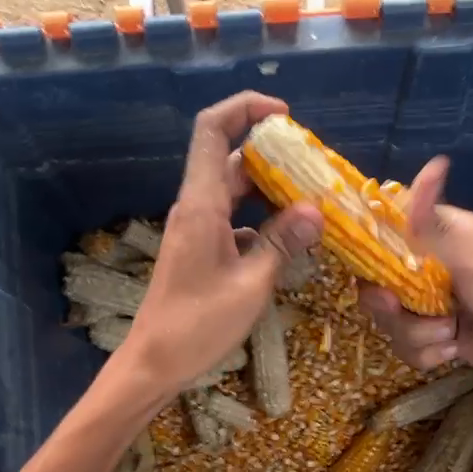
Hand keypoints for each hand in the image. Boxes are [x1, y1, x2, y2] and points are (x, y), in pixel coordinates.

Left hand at [117, 91, 321, 393]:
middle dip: (271, 153)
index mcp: (202, 205)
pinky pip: (233, 222)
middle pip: (230, 158)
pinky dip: (260, 222)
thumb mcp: (251, 285)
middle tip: (314, 167)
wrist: (155, 363)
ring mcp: (196, 231)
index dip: (246, 108)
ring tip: (311, 200)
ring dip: (269, 190)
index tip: (285, 115)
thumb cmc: (199, 325)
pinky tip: (288, 241)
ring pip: (233, 192)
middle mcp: (195, 208)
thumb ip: (282, 244)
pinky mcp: (200, 252)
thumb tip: (317, 210)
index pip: (213, 128)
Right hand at [359, 157, 472, 398]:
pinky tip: (454, 351)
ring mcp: (435, 307)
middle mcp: (433, 269)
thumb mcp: (469, 252)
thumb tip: (432, 162)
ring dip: (417, 334)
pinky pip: (411, 349)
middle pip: (381, 286)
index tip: (372, 271)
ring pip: (394, 323)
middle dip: (389, 306)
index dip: (373, 254)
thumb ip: (432, 221)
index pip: (388, 235)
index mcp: (439, 237)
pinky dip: (429, 354)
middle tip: (398, 308)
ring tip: (450, 334)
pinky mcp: (441, 340)